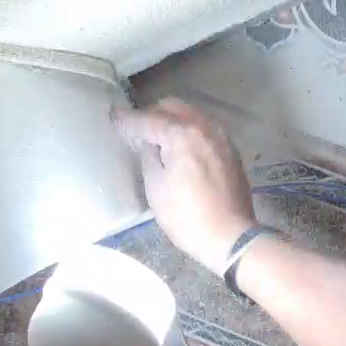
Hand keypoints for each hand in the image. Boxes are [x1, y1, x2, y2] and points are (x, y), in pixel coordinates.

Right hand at [113, 98, 258, 273]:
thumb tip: (146, 140)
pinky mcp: (231, 150)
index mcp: (182, 134)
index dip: (127, 119)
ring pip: (191, 115)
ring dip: (172, 122)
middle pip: (172, 107)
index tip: (114, 117)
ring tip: (159, 141)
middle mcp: (204, 127)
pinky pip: (204, 129)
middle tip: (137, 132)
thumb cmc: (186, 216)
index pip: (148, 119)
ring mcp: (221, 137)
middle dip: (152, 115)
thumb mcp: (156, 188)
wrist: (230, 237)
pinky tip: (181, 149)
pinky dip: (189, 131)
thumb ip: (148, 155)